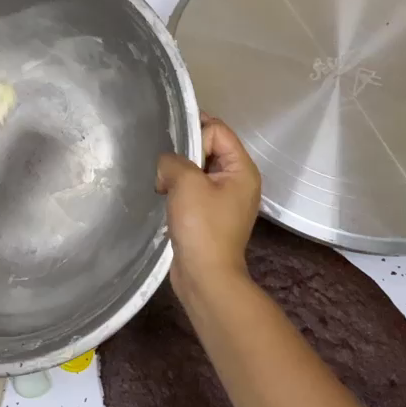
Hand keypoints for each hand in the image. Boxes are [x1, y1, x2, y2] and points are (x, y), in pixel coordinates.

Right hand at [156, 116, 261, 292]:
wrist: (205, 276)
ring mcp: (225, 198)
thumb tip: (166, 166)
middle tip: (165, 167)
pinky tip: (165, 196)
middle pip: (208, 146)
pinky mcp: (210, 213)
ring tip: (163, 185)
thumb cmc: (201, 225)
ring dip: (177, 172)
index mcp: (242, 169)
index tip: (176, 154)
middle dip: (183, 152)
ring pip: (197, 167)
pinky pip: (192, 187)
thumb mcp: (185, 182)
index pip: (217, 130)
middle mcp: (238, 180)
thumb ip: (173, 160)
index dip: (194, 135)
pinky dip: (177, 187)